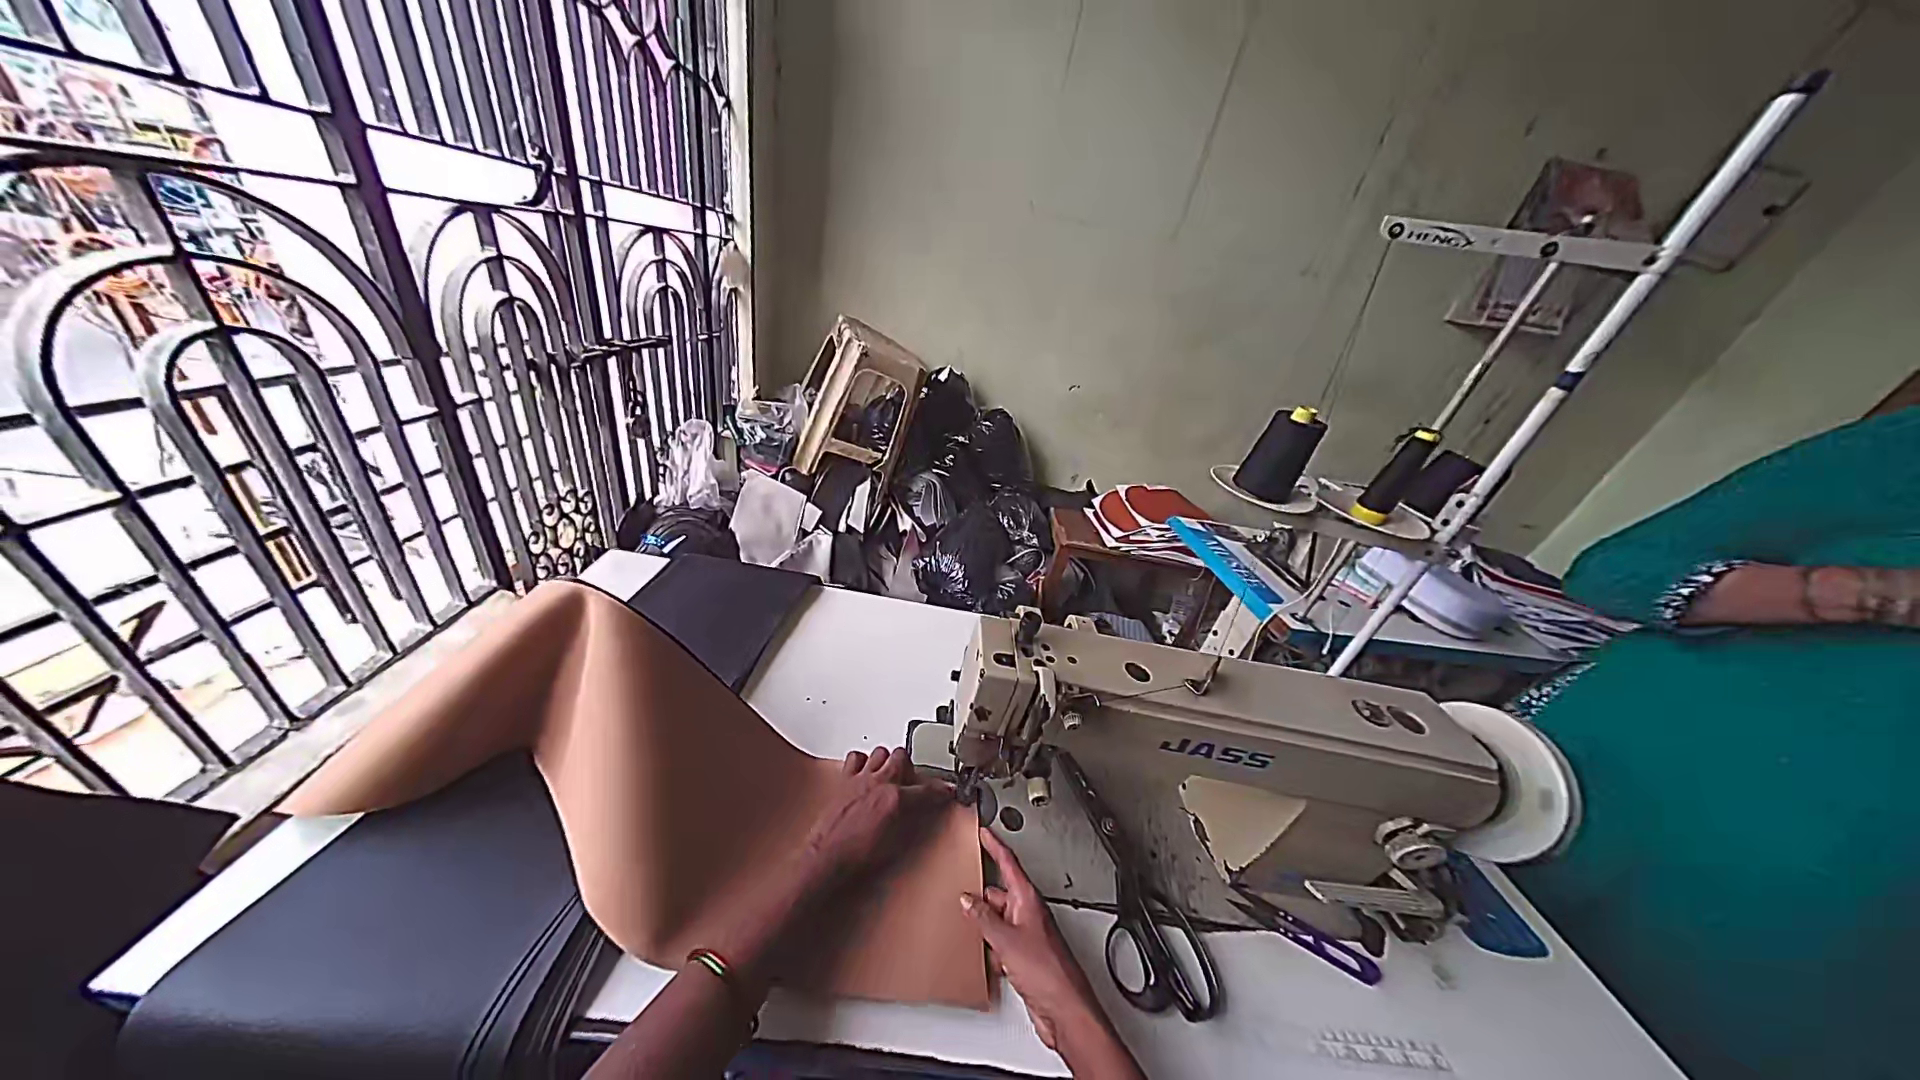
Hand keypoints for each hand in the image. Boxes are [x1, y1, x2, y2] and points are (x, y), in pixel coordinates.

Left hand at [800, 746, 950, 885]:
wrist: (826, 860)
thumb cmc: (856, 856)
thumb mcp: (897, 843)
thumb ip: (912, 820)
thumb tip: (922, 813)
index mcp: (895, 799)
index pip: (928, 789)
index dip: (941, 790)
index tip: (947, 790)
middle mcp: (879, 783)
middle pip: (902, 757)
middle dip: (911, 767)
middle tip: (913, 780)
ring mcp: (861, 778)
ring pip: (881, 752)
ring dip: (888, 761)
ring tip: (890, 773)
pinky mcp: (844, 780)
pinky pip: (857, 758)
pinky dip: (863, 762)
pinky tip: (865, 773)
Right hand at [962, 828, 1131, 1070]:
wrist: (1064, 1009)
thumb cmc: (1048, 973)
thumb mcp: (1005, 940)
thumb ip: (983, 918)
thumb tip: (968, 900)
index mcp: (1028, 899)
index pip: (1009, 862)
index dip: (995, 844)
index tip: (985, 830)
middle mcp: (1029, 912)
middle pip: (1001, 890)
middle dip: (983, 889)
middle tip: (965, 882)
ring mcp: (1028, 933)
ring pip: (1000, 916)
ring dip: (986, 920)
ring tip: (970, 920)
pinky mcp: (1026, 954)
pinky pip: (1002, 939)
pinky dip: (992, 943)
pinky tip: (985, 952)